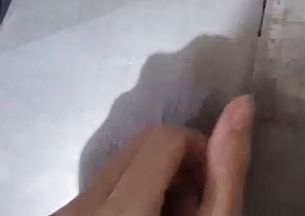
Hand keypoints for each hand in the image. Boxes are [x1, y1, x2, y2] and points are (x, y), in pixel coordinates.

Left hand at [52, 95, 254, 215]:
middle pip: (140, 146)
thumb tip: (242, 100)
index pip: (164, 138)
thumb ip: (228, 168)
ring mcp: (62, 214)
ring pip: (118, 166)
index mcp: (121, 209)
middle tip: (194, 204)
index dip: (197, 150)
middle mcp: (81, 206)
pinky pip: (96, 189)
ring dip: (152, 180)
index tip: (209, 185)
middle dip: (176, 164)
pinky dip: (125, 199)